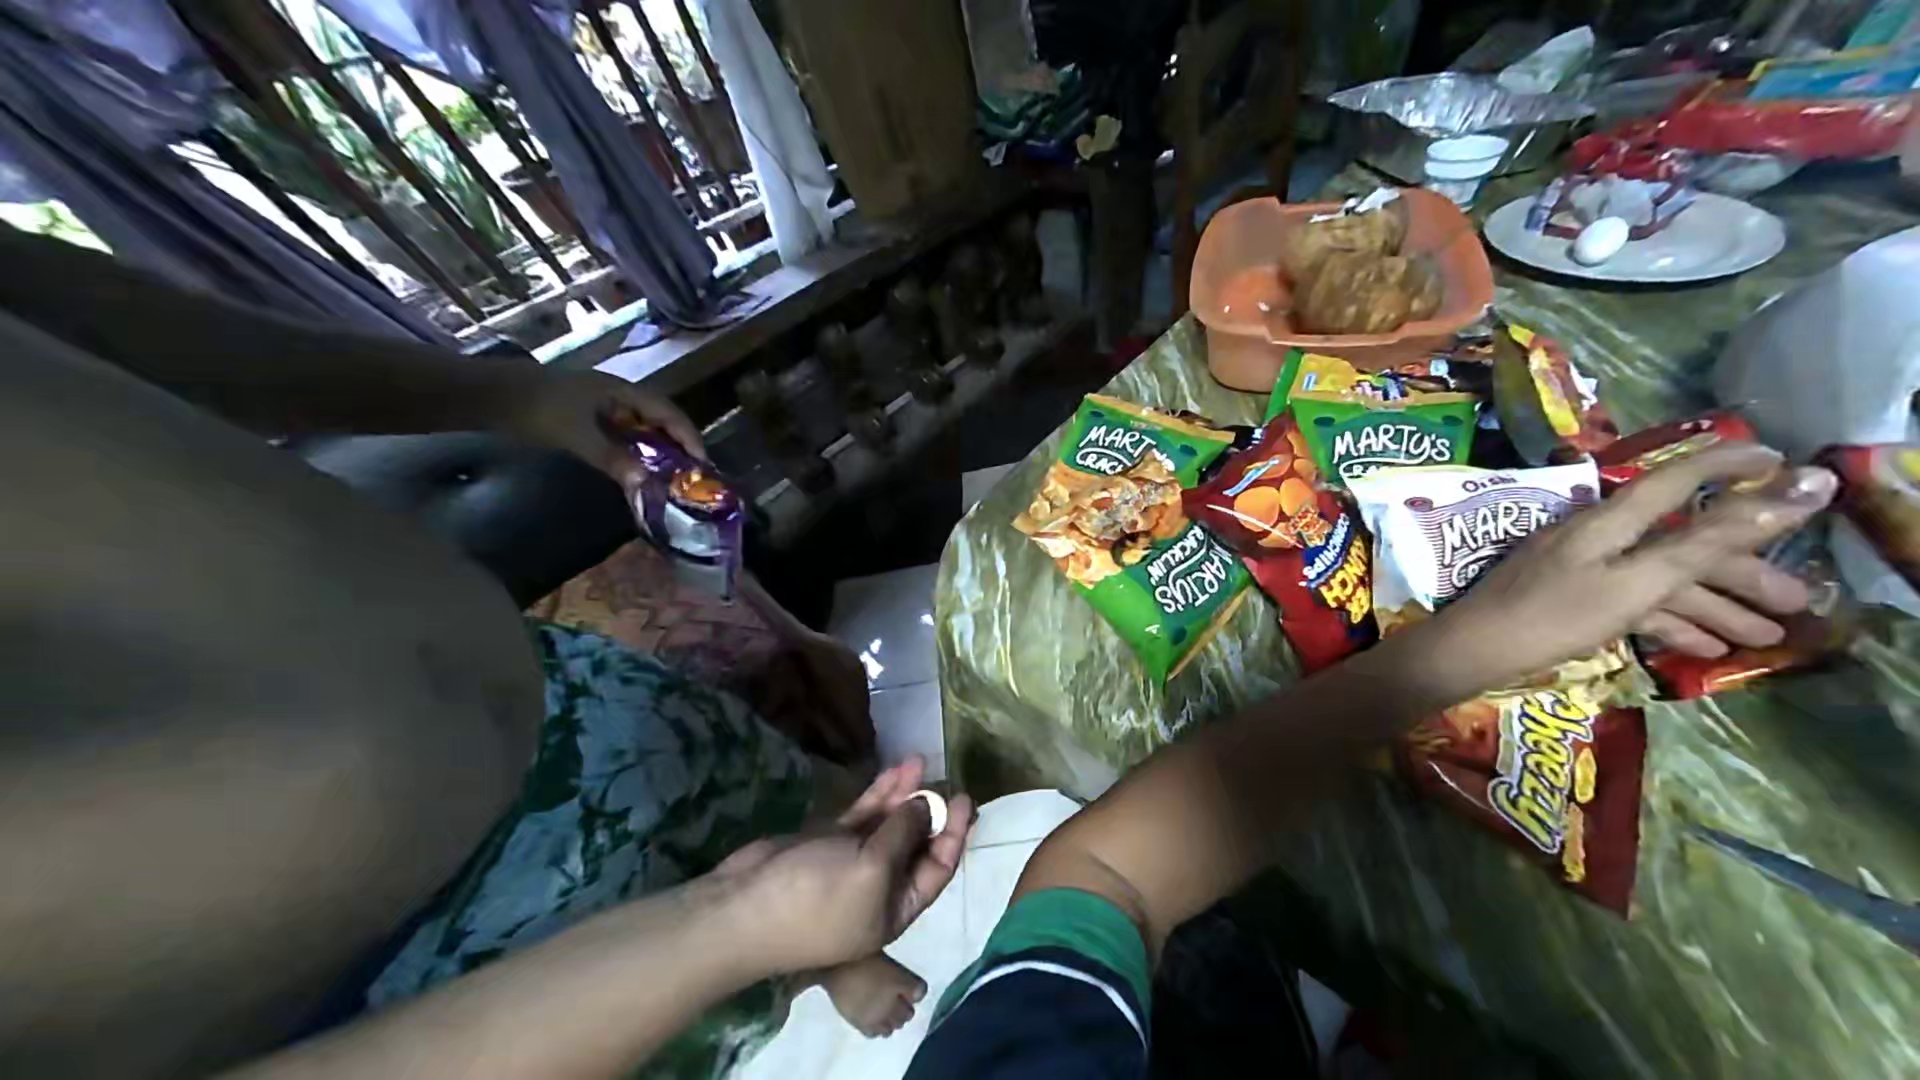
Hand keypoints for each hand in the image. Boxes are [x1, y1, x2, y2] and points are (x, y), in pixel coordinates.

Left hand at [504, 370, 705, 482]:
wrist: (489, 395)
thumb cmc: (537, 408)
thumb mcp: (578, 436)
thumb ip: (613, 459)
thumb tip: (646, 484)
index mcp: (623, 391)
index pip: (669, 413)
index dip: (689, 437)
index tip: (702, 464)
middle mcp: (619, 395)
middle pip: (661, 420)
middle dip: (679, 446)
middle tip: (691, 474)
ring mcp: (603, 405)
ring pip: (643, 428)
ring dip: (658, 450)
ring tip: (671, 476)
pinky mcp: (589, 417)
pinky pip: (625, 435)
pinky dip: (637, 452)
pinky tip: (637, 469)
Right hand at [712, 757, 972, 974]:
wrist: (744, 906)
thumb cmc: (818, 898)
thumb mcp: (872, 871)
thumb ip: (903, 836)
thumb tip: (922, 807)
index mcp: (896, 907)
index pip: (938, 868)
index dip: (954, 834)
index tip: (965, 799)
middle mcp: (880, 885)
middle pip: (915, 843)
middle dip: (930, 809)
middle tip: (946, 776)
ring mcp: (852, 860)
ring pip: (889, 823)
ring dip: (904, 793)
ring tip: (918, 760)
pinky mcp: (829, 840)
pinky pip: (864, 814)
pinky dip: (879, 793)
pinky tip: (894, 770)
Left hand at [1416, 443, 1836, 699]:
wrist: (1472, 650)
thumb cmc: (1554, 615)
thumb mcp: (1639, 580)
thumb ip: (1709, 540)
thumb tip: (1797, 484)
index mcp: (1604, 524)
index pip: (1674, 481)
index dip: (1726, 465)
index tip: (1780, 459)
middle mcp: (1590, 538)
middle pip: (1677, 542)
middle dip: (1740, 571)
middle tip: (1801, 604)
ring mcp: (1575, 567)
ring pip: (1656, 577)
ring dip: (1712, 605)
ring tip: (1765, 638)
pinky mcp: (1564, 597)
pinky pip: (1626, 601)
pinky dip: (1667, 621)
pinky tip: (1706, 649)